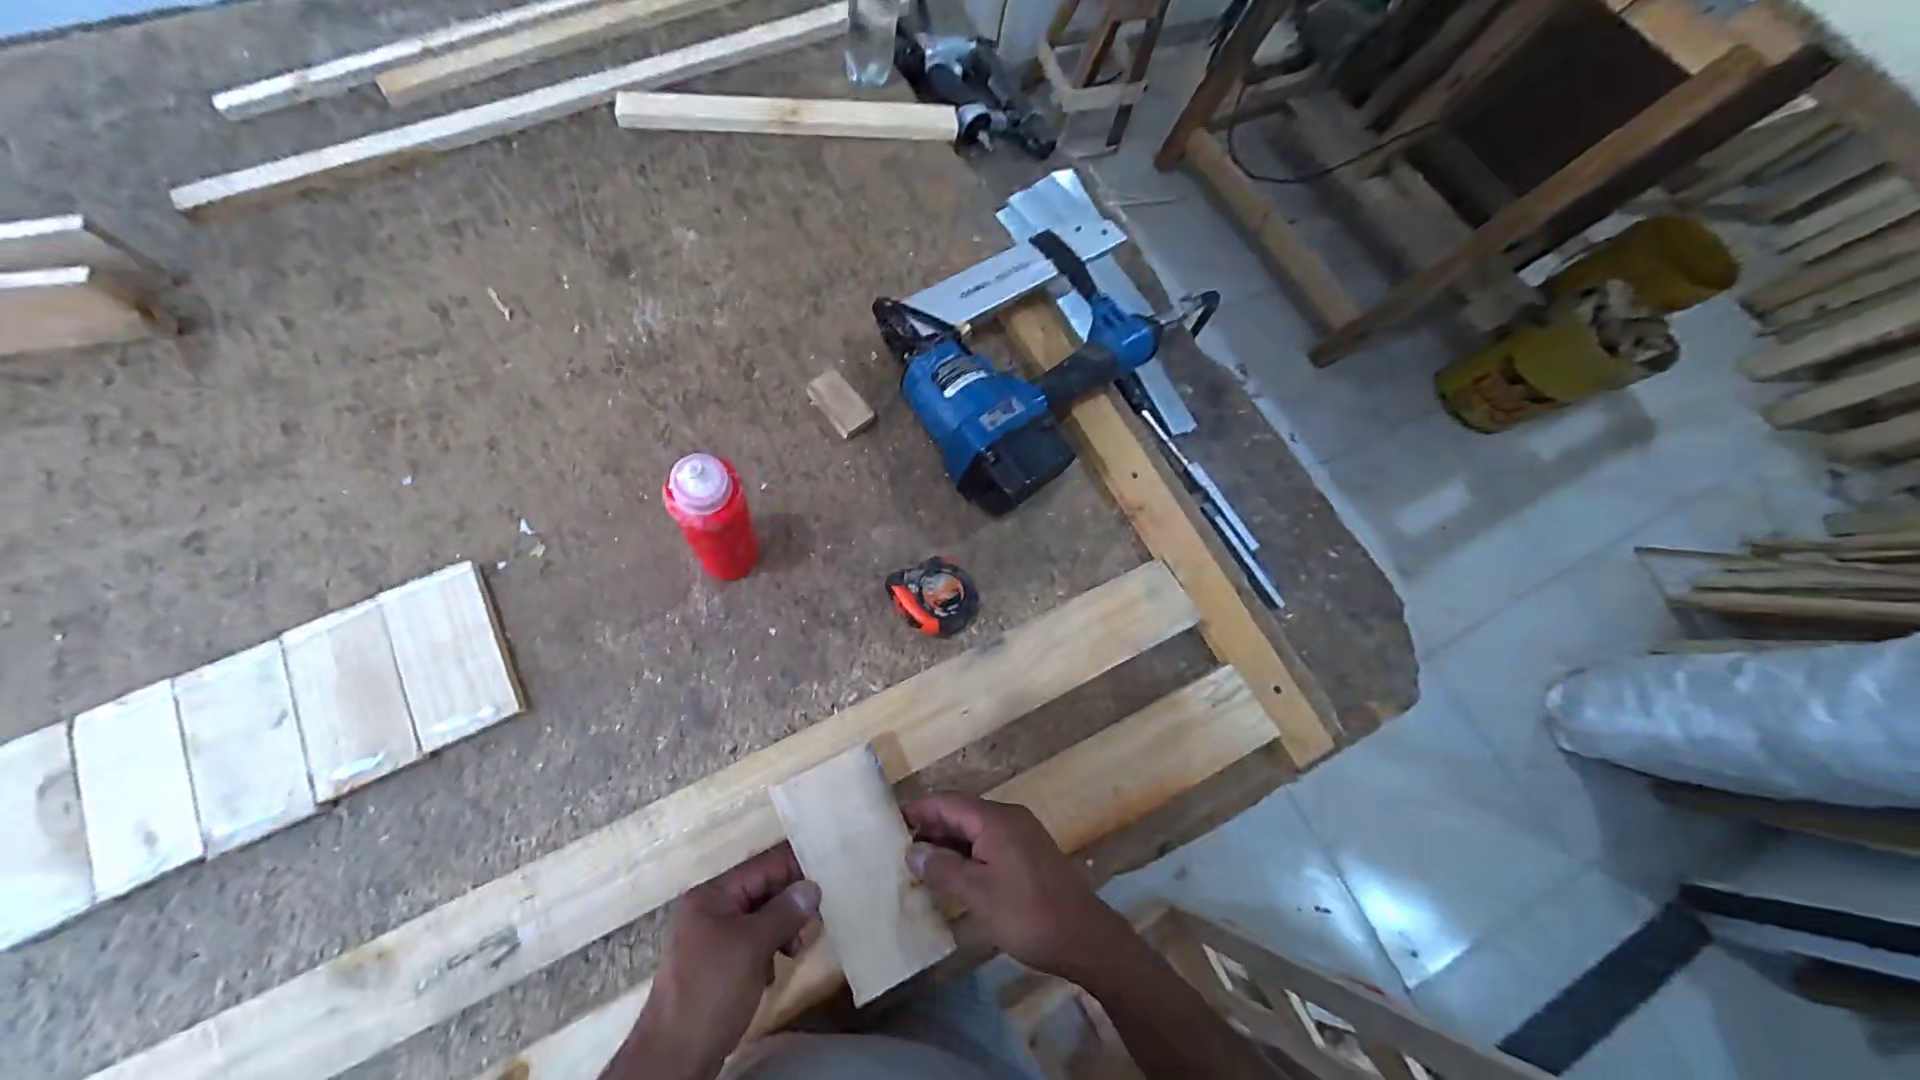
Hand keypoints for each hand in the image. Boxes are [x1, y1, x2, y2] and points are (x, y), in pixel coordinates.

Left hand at [612, 847, 819, 1079]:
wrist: (673, 1060)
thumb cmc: (712, 991)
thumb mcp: (753, 946)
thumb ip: (785, 911)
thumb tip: (811, 888)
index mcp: (711, 895)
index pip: (762, 867)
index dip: (795, 869)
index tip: (827, 876)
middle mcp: (709, 910)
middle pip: (762, 892)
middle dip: (789, 906)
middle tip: (814, 922)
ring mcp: (710, 939)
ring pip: (760, 920)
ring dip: (782, 931)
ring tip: (793, 951)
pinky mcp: (716, 967)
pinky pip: (751, 944)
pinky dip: (768, 952)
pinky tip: (772, 972)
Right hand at [903, 793, 1136, 982]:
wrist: (1084, 938)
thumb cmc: (1027, 913)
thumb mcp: (977, 894)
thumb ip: (943, 868)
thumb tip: (912, 851)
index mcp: (996, 819)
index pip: (948, 803)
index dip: (918, 810)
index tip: (890, 822)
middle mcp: (1009, 818)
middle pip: (961, 812)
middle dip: (931, 827)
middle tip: (898, 847)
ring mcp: (1022, 835)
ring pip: (975, 829)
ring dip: (949, 842)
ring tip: (919, 863)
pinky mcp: (1029, 854)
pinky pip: (989, 842)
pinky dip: (968, 852)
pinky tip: (953, 874)